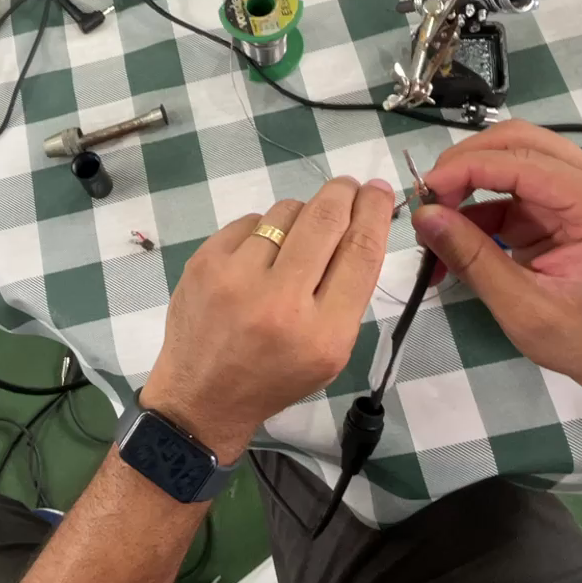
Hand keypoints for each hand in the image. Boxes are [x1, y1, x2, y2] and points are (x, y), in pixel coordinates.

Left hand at [141, 176, 396, 460]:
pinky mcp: (204, 262)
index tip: (379, 192)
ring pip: (286, 211)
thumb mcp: (329, 350)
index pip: (361, 252)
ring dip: (301, 215)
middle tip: (349, 187)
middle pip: (326, 218)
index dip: (376, 212)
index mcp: (323, 333)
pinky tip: (258, 255)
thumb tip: (360, 222)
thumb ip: (348, 291)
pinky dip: (262, 230)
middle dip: (344, 192)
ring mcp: (236, 278)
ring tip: (296, 239)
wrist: (202, 395)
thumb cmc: (276, 375)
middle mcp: (280, 301)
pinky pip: (249, 221)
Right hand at [410, 122, 581, 391]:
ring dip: (470, 179)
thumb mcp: (520, 306)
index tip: (423, 191)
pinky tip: (455, 233)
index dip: (468, 168)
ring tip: (436, 218)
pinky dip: (480, 204)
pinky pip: (516, 183)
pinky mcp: (571, 198)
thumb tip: (422, 216)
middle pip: (523, 142)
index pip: (526, 163)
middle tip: (428, 198)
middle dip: (466, 163)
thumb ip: (472, 257)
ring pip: (516, 154)